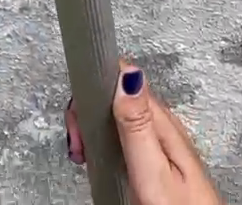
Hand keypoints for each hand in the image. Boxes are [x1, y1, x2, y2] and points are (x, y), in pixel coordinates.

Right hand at [67, 63, 222, 204]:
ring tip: (86, 154)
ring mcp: (159, 140)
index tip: (80, 121)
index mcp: (161, 121)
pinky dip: (105, 140)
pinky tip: (101, 157)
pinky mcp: (155, 156)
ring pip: (118, 114)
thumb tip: (128, 73)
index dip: (93, 91)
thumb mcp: (152, 169)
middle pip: (116, 95)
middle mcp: (161, 125)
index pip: (121, 77)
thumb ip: (138, 121)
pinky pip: (124, 133)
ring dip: (95, 128)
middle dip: (90, 113)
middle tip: (80, 145)